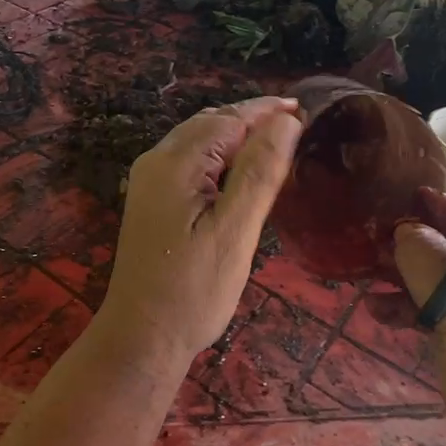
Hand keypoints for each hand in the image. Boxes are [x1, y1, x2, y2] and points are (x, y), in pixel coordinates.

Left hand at [95, 97, 301, 366]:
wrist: (142, 336)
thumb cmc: (194, 290)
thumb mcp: (235, 232)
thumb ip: (259, 172)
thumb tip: (285, 121)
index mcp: (175, 162)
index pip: (228, 118)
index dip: (266, 112)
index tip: (304, 109)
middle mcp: (156, 159)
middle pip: (210, 122)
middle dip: (251, 117)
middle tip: (296, 121)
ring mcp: (150, 178)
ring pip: (199, 138)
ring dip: (235, 133)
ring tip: (276, 139)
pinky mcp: (152, 198)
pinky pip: (189, 159)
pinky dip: (219, 153)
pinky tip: (240, 169)